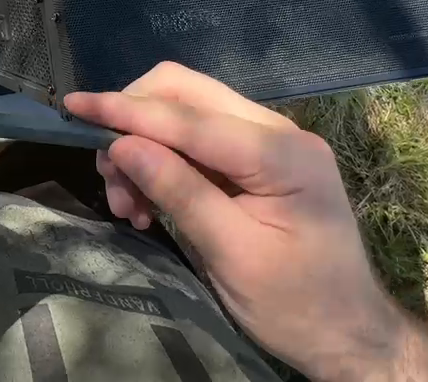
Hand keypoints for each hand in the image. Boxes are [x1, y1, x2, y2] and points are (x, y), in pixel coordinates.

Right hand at [65, 65, 427, 381]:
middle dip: (132, 123)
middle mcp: (274, 128)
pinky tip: (150, 200)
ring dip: (142, 144)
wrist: (353, 337)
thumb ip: (179, 192)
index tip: (74, 105)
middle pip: (182, 91)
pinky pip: (192, 132)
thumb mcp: (233, 256)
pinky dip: (160, 156)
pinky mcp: (254, 151)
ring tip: (128, 203)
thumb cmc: (299, 307)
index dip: (125, 110)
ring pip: (180, 107)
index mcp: (281, 153)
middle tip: (110, 176)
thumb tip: (121, 145)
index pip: (186, 117)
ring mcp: (266, 136)